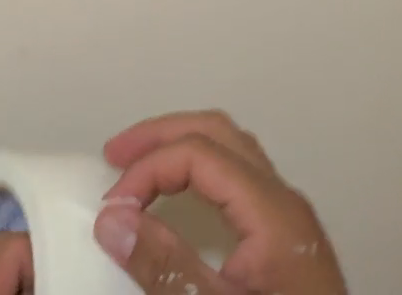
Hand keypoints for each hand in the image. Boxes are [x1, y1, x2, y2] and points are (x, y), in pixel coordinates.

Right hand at [92, 111, 344, 294]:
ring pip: (231, 149)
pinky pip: (238, 177)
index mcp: (273, 211)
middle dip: (161, 136)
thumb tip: (112, 218)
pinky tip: (178, 195)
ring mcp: (289, 218)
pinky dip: (198, 169)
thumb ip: (166, 267)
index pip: (200, 153)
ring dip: (180, 146)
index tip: (113, 209)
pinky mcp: (286, 239)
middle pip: (218, 133)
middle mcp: (284, 201)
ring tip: (138, 166)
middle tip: (115, 156)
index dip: (149, 168)